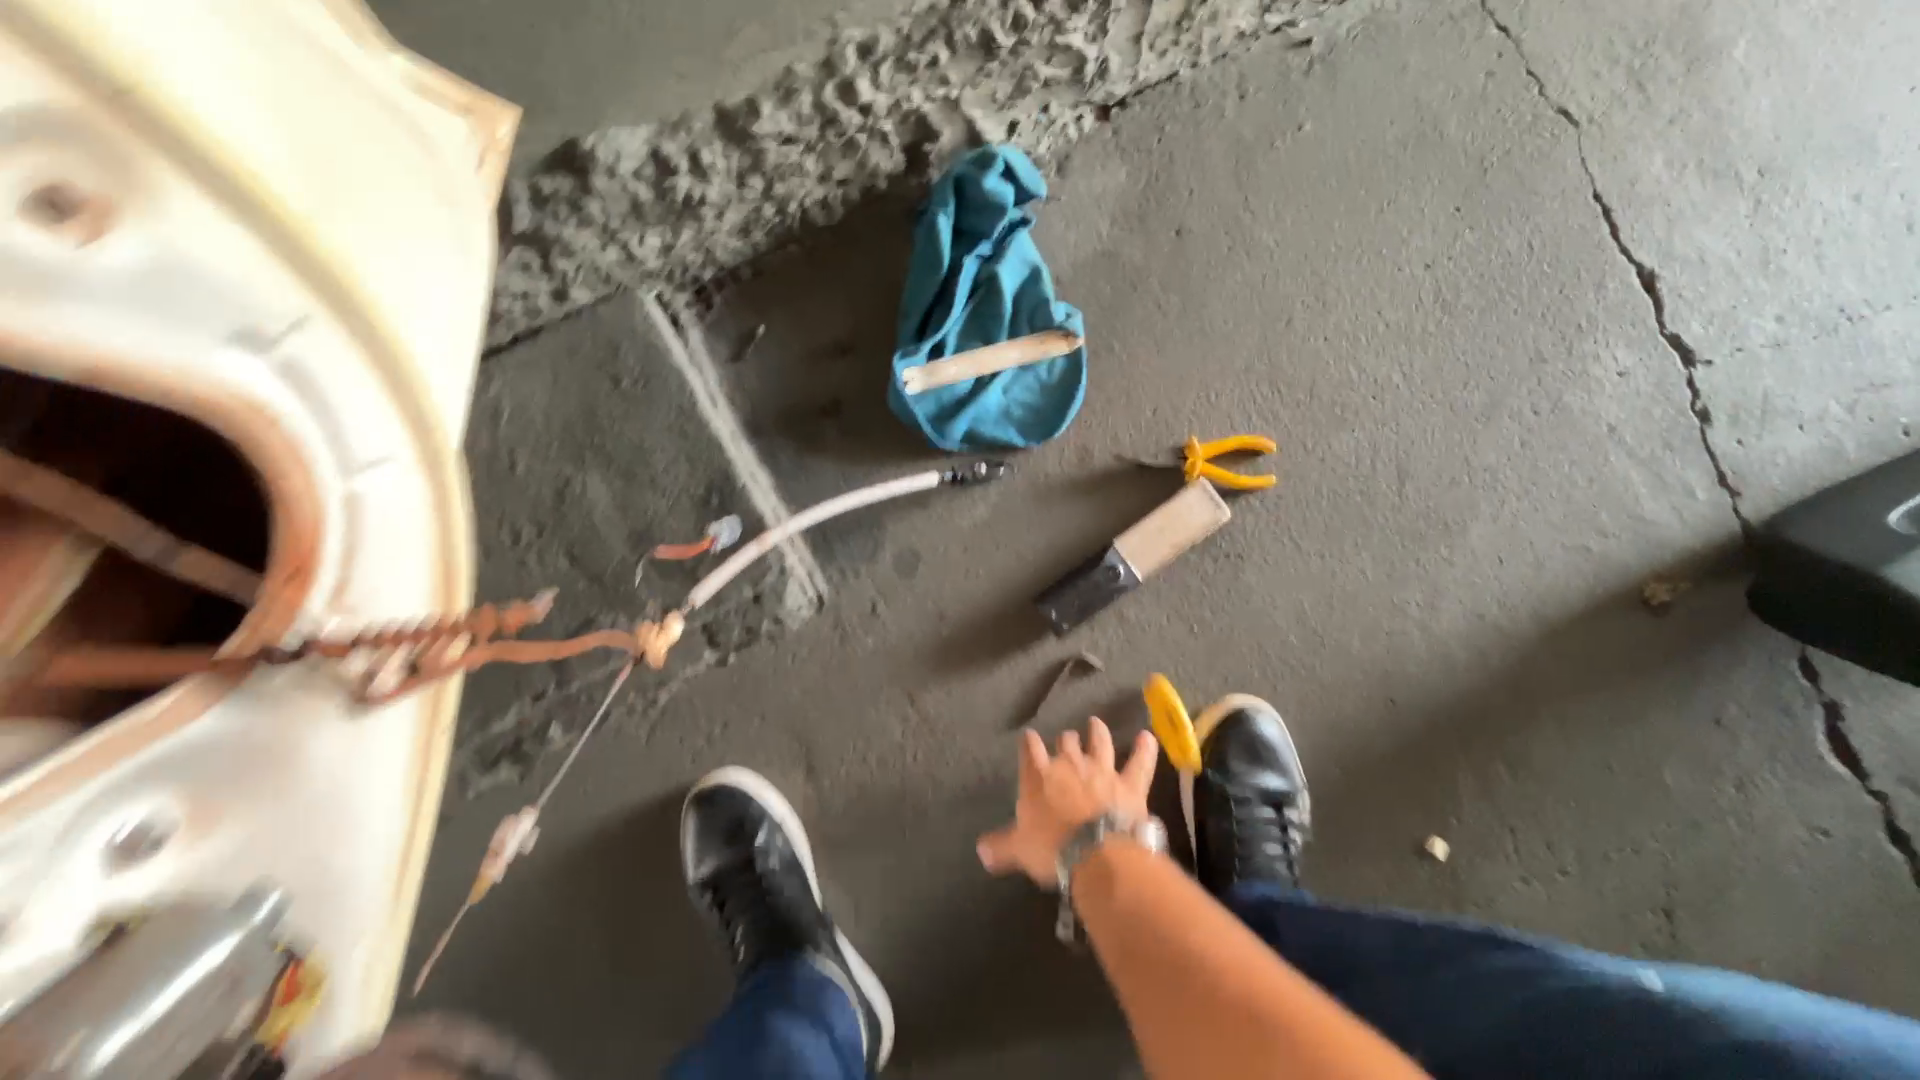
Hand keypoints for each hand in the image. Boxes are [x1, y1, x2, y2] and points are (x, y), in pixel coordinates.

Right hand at [976, 717, 1158, 887]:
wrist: (1096, 853)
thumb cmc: (1051, 849)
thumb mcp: (1018, 850)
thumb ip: (1000, 846)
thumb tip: (981, 851)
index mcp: (1038, 776)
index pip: (1030, 750)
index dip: (1029, 743)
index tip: (1029, 739)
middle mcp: (1070, 765)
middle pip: (1066, 742)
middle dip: (1066, 740)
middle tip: (1066, 740)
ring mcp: (1102, 771)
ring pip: (1100, 743)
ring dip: (1098, 732)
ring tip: (1096, 723)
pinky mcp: (1130, 784)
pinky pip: (1140, 762)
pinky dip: (1145, 749)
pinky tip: (1147, 737)